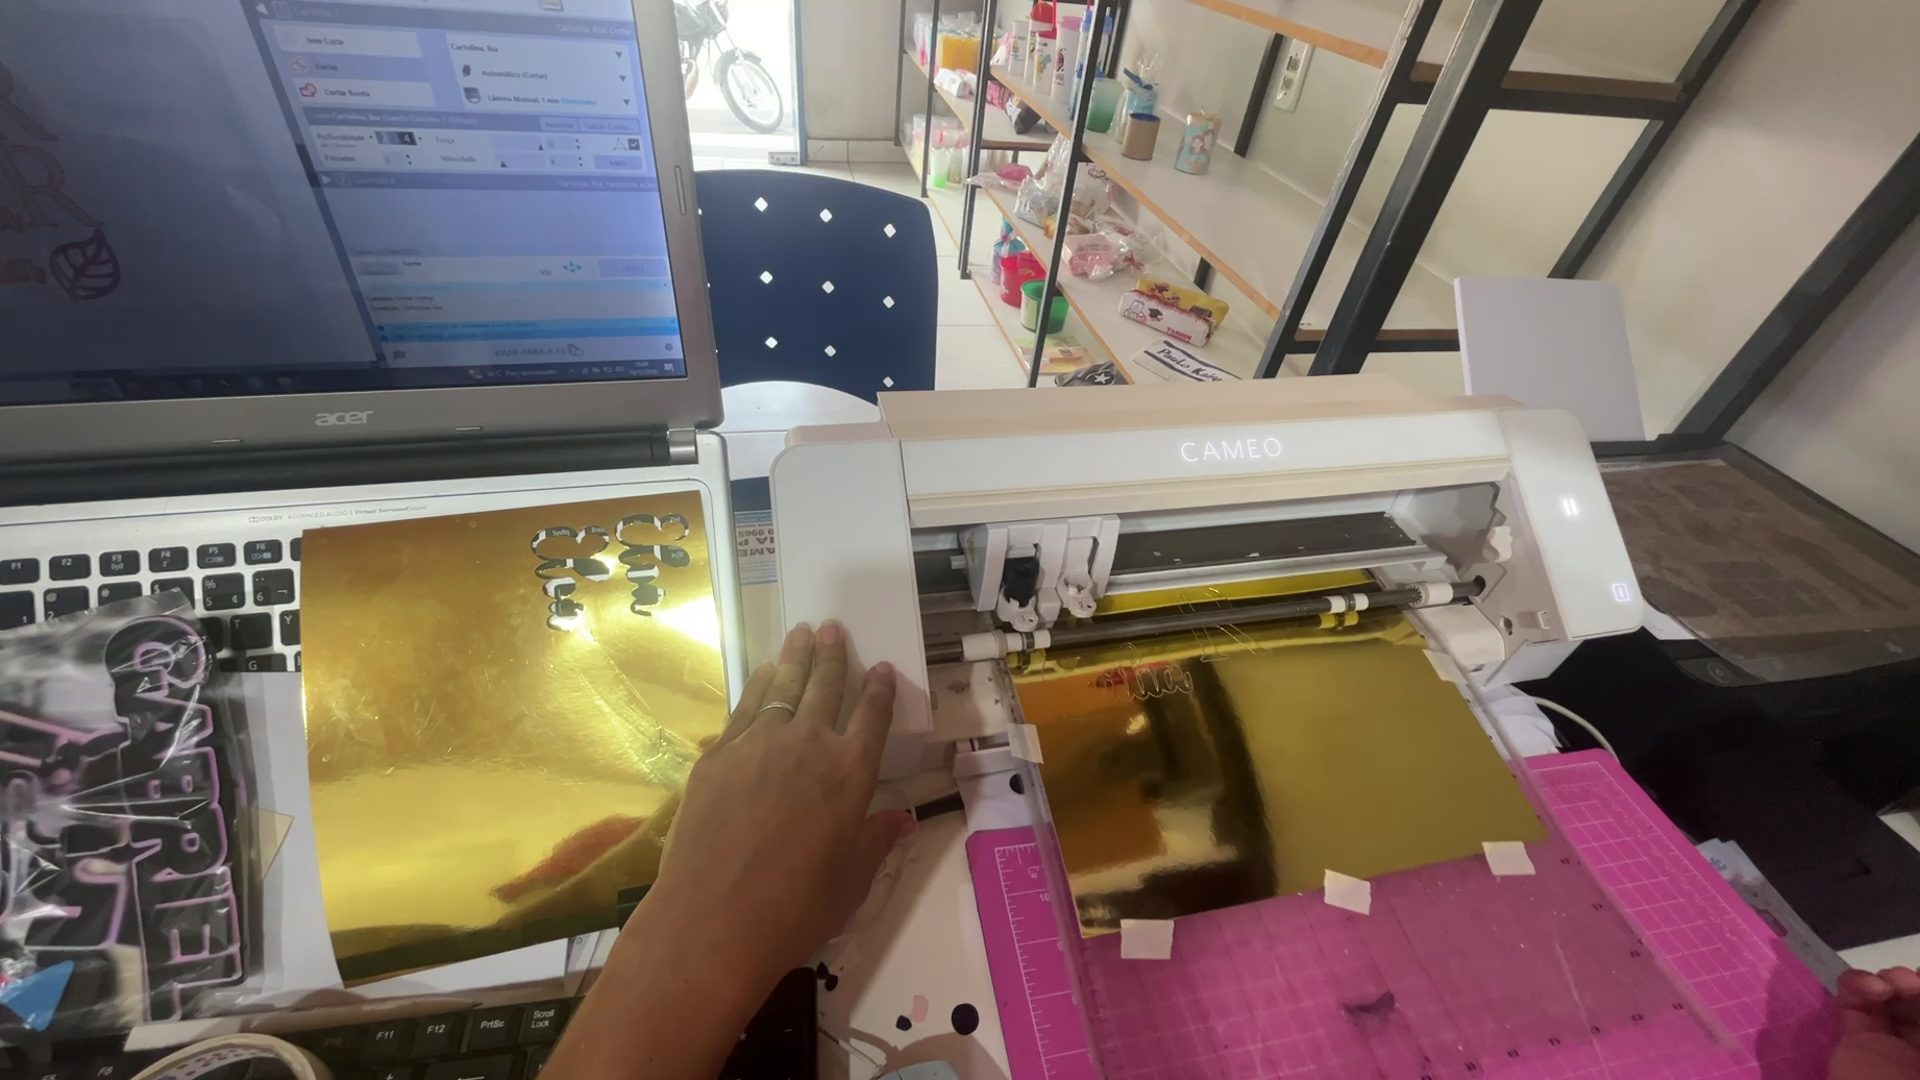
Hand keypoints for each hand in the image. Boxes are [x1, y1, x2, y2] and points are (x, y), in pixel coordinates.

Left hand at [547, 621, 913, 1079]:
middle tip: (833, 627)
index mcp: (850, 773)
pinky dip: (759, 684)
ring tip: (802, 632)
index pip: (872, 716)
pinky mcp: (719, 754)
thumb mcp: (851, 881)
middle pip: (826, 686)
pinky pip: (746, 707)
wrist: (711, 923)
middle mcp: (809, 745)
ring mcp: (760, 744)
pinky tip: (763, 673)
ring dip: (796, 656)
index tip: (881, 667)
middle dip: (834, 654)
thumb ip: (878, 840)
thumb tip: (905, 818)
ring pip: (784, 686)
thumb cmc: (794, 909)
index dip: (879, 689)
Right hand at [1832, 967, 1919, 1079]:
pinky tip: (1867, 986)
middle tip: (1911, 978)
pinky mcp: (1860, 1043)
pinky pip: (1854, 1007)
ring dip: (1890, 983)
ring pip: (1892, 1003)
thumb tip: (1917, 980)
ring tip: (1891, 980)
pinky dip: (1855, 987)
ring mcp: (1900, 1051)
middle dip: (1917, 987)